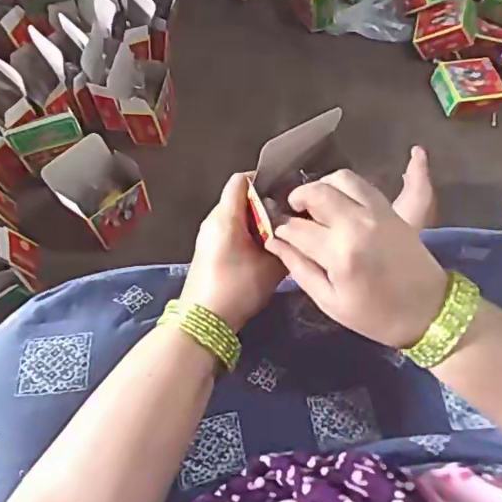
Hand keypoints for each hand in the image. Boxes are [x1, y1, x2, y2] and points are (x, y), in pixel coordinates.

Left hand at [180, 173, 288, 330]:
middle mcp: (213, 221)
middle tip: (290, 215)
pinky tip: (265, 250)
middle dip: (266, 203)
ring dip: (258, 221)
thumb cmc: (236, 290)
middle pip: (240, 198)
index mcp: (225, 217)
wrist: (203, 322)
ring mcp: (208, 236)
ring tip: (282, 233)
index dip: (263, 179)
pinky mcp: (208, 250)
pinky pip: (231, 231)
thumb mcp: (270, 268)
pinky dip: (248, 234)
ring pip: (237, 216)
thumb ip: (286, 245)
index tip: (286, 191)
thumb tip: (297, 233)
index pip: (241, 180)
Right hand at [263, 164, 447, 348]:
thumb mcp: (330, 302)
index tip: (277, 234)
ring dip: (322, 186)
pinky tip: (338, 200)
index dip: (281, 229)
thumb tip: (274, 242)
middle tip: (292, 212)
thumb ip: (299, 268)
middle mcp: (358, 224)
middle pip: (316, 192)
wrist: (429, 312)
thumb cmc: (375, 316)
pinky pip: (363, 184)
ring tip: (315, 203)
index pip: (296, 228)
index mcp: (340, 253)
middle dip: (297, 198)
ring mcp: (377, 212)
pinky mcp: (391, 209)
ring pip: (341, 178)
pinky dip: (345, 185)